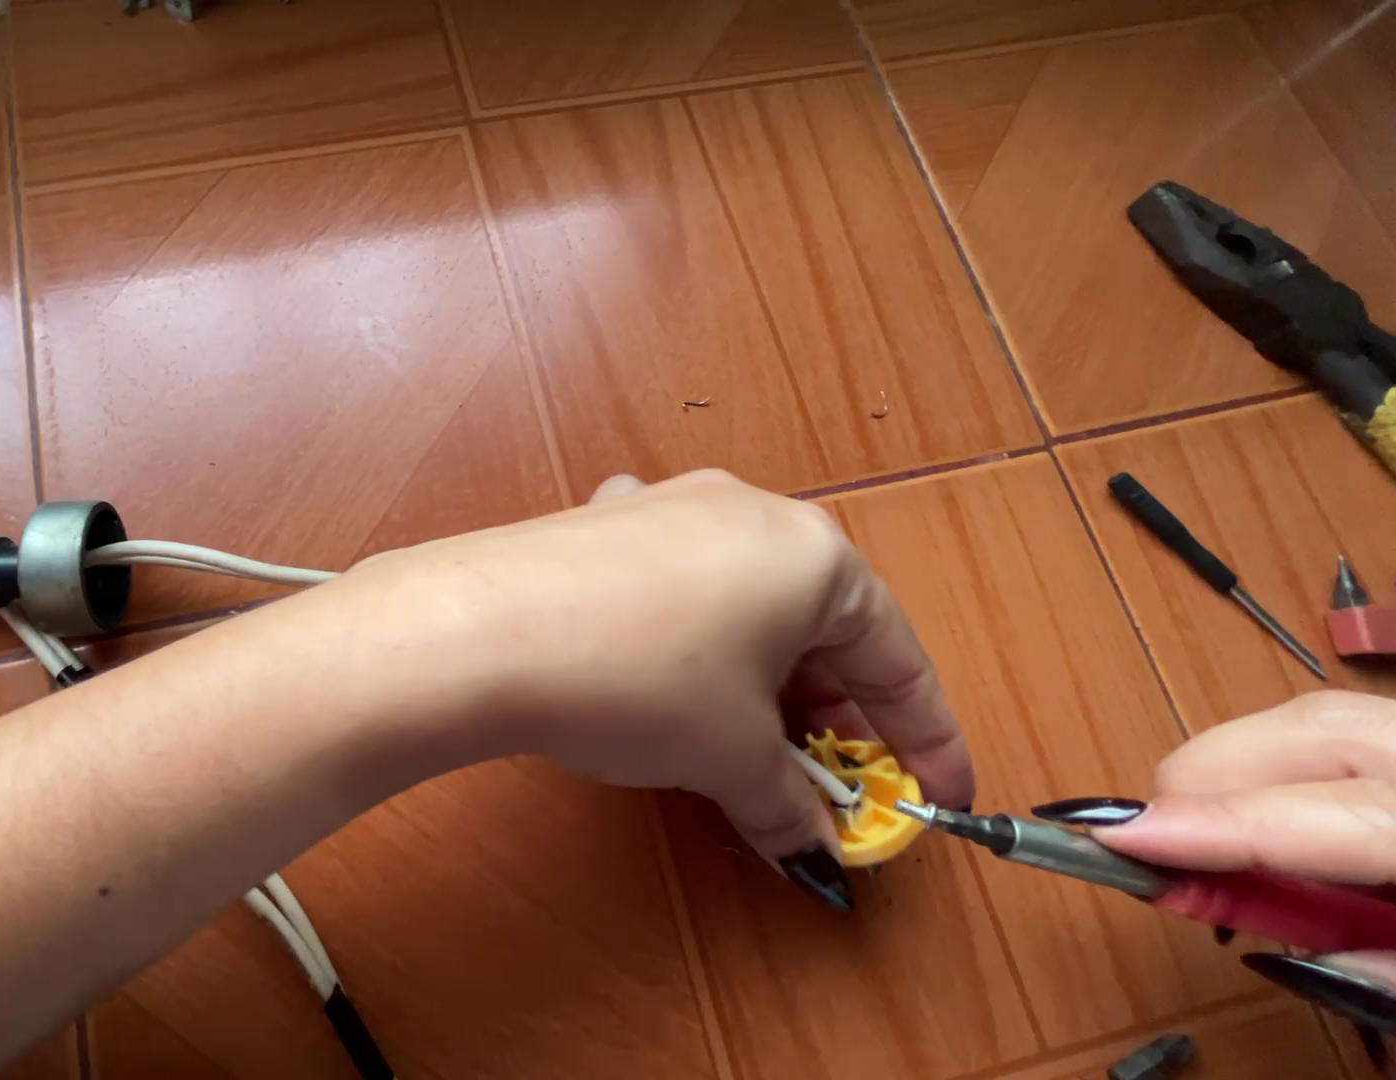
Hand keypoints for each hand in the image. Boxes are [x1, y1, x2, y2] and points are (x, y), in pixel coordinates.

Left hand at [333, 469, 974, 908]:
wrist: (485, 627)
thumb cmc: (641, 680)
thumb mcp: (729, 754)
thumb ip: (784, 802)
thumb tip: (807, 843)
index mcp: (811, 552)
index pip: (897, 657)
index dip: (924, 738)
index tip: (935, 796)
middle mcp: (745, 509)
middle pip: (814, 624)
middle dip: (825, 708)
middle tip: (820, 778)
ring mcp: (667, 504)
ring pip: (741, 601)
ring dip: (754, 671)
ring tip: (740, 733)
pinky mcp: (604, 520)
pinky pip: (673, 581)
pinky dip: (688, 632)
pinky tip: (662, 656)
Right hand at [1086, 691, 1395, 1039]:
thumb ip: (1386, 964)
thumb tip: (1262, 946)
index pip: (1324, 818)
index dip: (1209, 825)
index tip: (1114, 838)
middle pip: (1302, 733)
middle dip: (1204, 787)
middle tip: (1167, 853)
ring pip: (1299, 719)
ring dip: (1235, 781)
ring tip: (1223, 846)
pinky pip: (1325, 732)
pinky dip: (1275, 774)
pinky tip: (1283, 828)